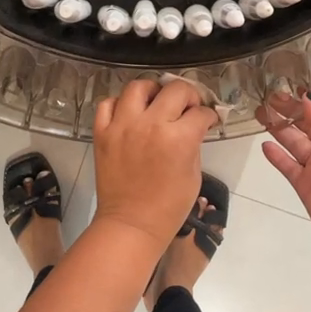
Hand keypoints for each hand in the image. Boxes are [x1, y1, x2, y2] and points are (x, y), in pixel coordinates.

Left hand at [93, 79, 218, 245]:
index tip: (207, 120)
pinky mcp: (102, 133)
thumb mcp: (194, 175)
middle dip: (188, 95)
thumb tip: (193, 127)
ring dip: (153, 91)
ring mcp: (122, 126)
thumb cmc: (168, 207)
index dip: (208, 115)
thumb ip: (193, 144)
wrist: (131, 224)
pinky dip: (120, 104)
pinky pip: (107, 104)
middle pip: (174, 89)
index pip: (200, 112)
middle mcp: (150, 124)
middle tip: (188, 107)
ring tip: (156, 103)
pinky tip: (129, 114)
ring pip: (138, 87)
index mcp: (178, 138)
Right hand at [256, 94, 310, 247]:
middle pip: (310, 124)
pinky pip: (288, 166)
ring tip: (261, 112)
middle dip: (292, 110)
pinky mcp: (305, 185)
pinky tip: (265, 144)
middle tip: (271, 97)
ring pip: (296, 141)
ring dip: (280, 127)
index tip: (295, 86)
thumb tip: (306, 100)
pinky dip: (276, 156)